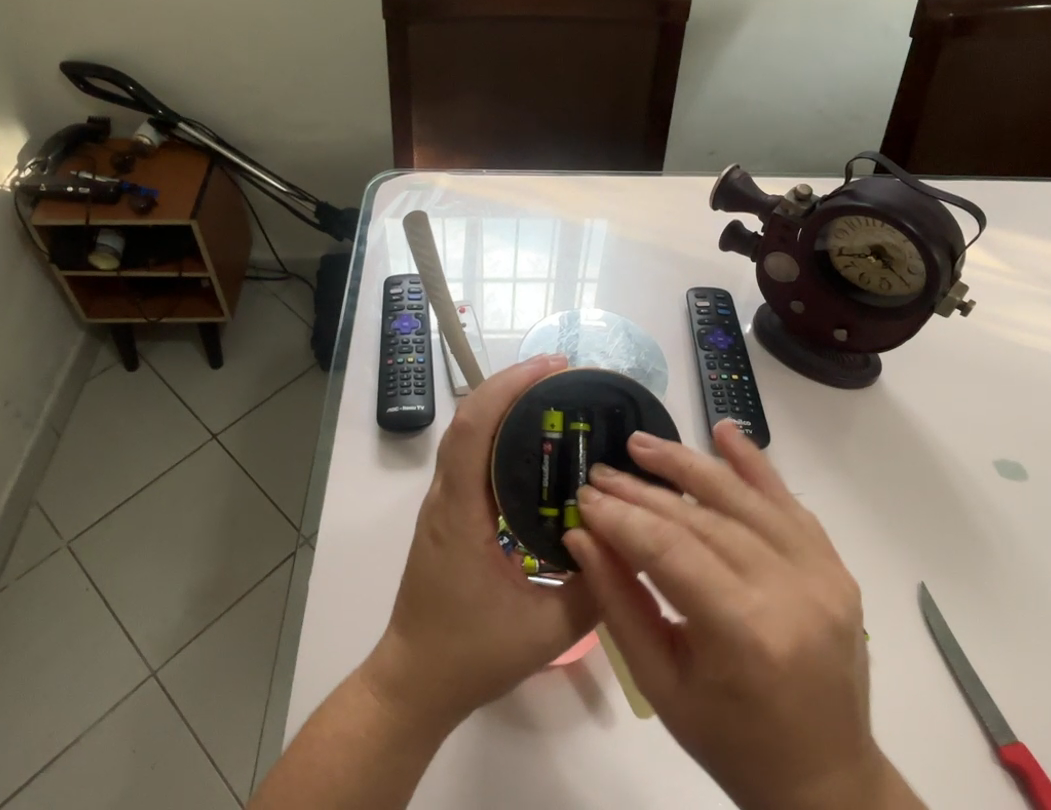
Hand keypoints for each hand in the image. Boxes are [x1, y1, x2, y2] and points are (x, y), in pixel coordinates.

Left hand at [364, 353, 596, 727]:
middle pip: (469, 420)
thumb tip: (634, 542)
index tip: (553, 367)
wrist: (416, 683)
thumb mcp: (545, 629)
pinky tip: (539, 451)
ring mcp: (444, 507)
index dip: (509, 387)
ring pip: (468, 438)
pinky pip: (473, 462)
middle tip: (566, 376)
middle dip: (513, 386)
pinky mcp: (451, 520)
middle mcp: (446, 498)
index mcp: (460, 513)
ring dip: (505, 408)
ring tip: (556, 400)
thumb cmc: (470, 655)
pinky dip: (501, 439)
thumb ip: (595, 588)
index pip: (475, 427)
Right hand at [564, 421, 920, 809]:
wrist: (823, 776)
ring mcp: (822, 576)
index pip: (670, 550)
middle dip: (644, 492)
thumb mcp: (660, 683)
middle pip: (703, 520)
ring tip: (641, 444)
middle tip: (599, 472)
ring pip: (745, 500)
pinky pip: (791, 505)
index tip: (582, 496)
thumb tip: (581, 537)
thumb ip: (619, 603)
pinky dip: (757, 466)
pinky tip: (724, 432)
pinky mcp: (835, 568)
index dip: (621, 517)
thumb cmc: (729, 741)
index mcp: (745, 634)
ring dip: (689, 466)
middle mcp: (791, 593)